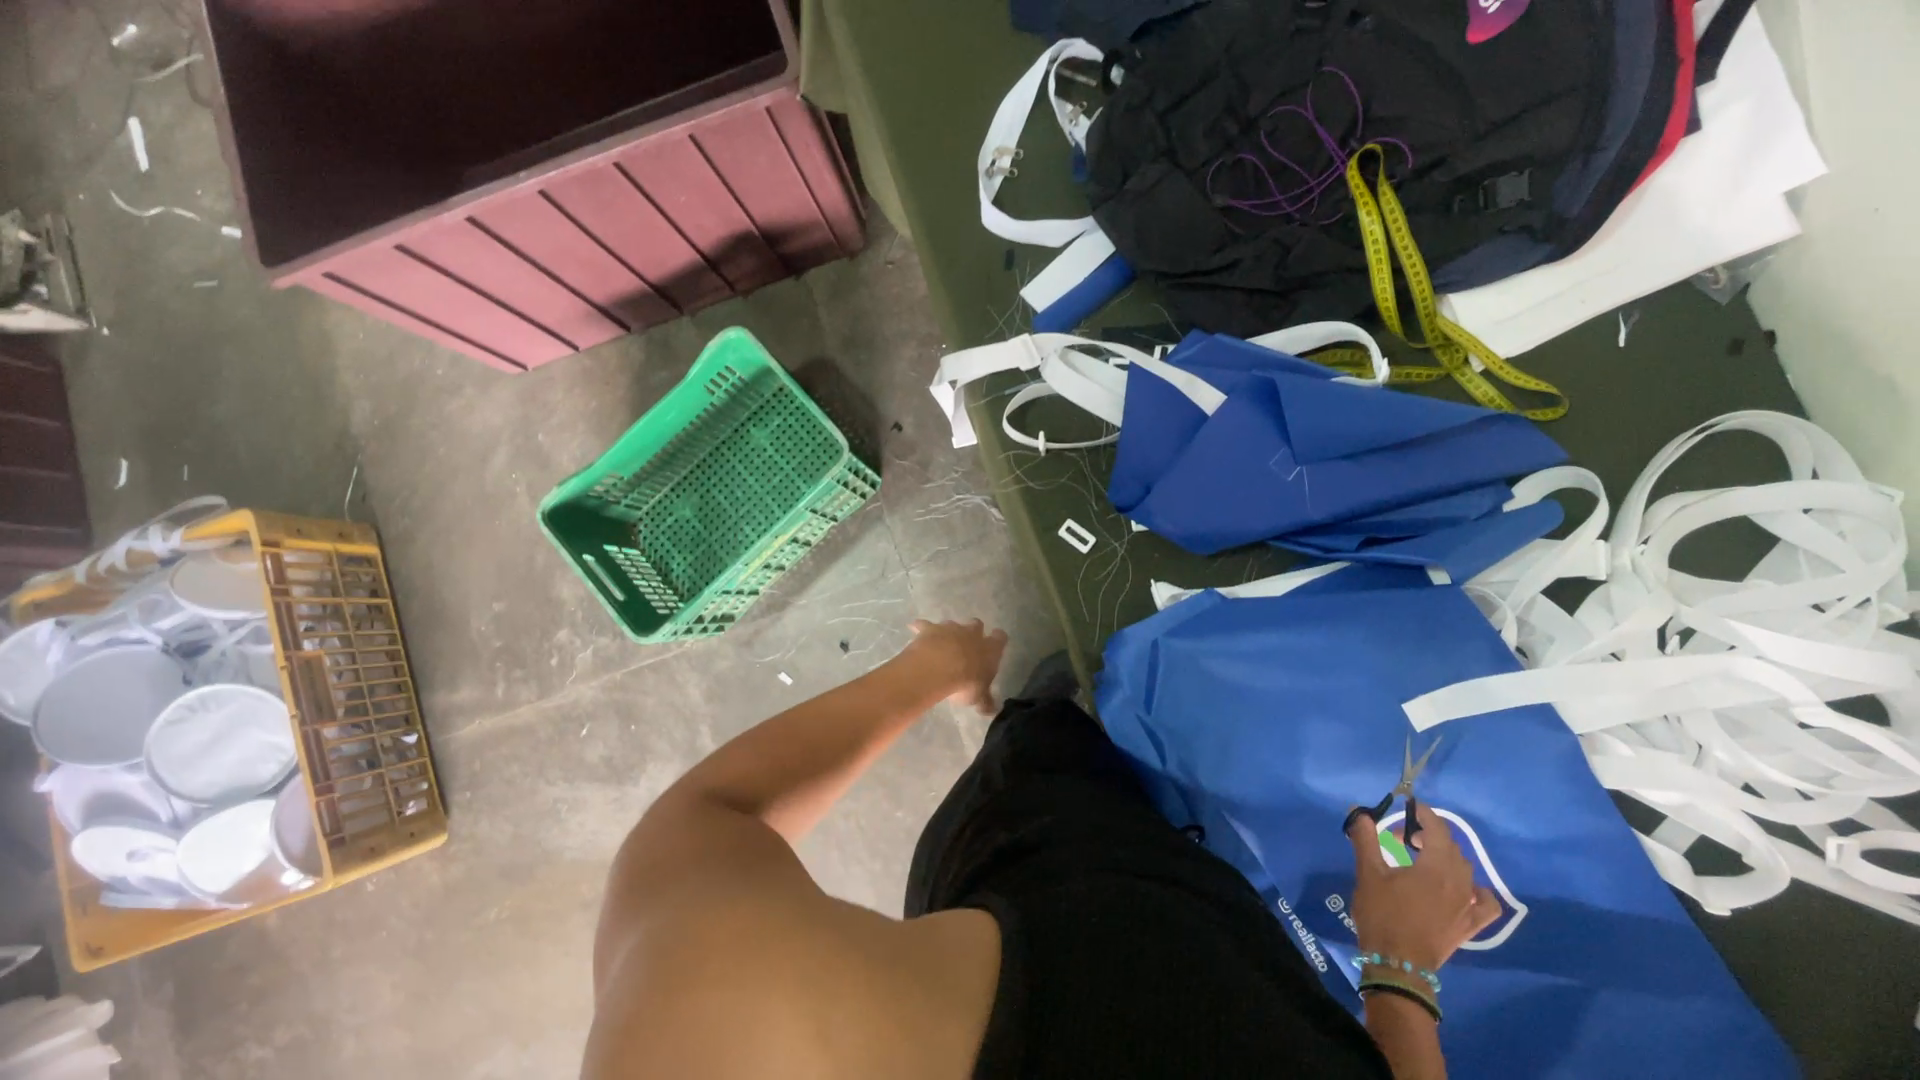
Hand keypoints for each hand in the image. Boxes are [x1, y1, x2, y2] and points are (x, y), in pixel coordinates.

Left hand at [905, 619, 1006, 713]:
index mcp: (990, 648)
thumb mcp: (978, 697)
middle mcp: (972, 633)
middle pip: (976, 624)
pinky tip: (914, 630)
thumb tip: (991, 709)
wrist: (939, 668)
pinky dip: (920, 627)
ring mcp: (951, 628)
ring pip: (952, 624)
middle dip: (973, 632)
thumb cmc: (966, 683)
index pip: (1000, 637)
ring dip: (948, 632)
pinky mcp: (931, 629)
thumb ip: (984, 701)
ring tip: (941, 644)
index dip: (997, 640)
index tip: (994, 646)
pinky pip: (924, 625)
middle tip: (967, 645)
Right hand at [1346, 802, 1500, 972]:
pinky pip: (1485, 902)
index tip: (1407, 808)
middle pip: (1450, 847)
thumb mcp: (1368, 874)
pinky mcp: (1471, 924)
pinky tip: (1462, 890)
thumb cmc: (1382, 915)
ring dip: (1445, 857)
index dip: (1423, 814)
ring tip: (1422, 861)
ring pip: (1465, 870)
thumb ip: (1366, 839)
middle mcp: (1460, 881)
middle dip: (1426, 835)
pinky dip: (1477, 891)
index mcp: (1436, 865)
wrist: (1398, 964)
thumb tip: (1358, 811)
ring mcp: (1469, 904)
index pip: (1437, 828)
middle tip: (1399, 839)